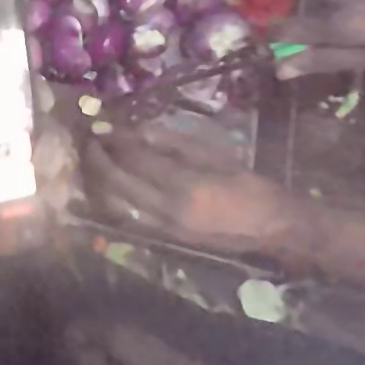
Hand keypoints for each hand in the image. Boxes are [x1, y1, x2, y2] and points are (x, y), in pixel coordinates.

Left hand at [83, 120, 295, 253]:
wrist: (274, 229)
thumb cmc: (251, 186)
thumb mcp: (217, 156)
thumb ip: (175, 144)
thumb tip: (138, 130)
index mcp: (184, 187)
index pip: (136, 160)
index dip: (115, 141)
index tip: (103, 125)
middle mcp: (167, 211)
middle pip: (117, 184)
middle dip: (98, 161)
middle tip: (90, 141)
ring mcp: (163, 229)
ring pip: (115, 206)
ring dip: (98, 183)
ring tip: (93, 160)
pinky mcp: (164, 239)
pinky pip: (127, 218)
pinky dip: (111, 200)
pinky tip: (107, 185)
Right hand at [273, 0, 364, 77]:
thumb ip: (328, 61)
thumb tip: (280, 69)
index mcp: (335, 21)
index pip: (282, 31)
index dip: (274, 46)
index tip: (277, 61)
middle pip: (303, 23)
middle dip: (307, 42)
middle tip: (333, 62)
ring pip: (323, 14)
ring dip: (331, 31)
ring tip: (360, 48)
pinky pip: (341, 4)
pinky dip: (347, 19)